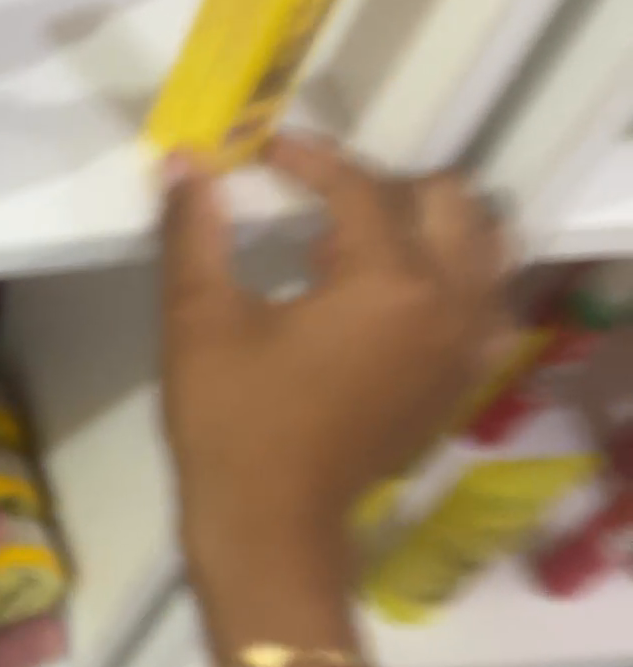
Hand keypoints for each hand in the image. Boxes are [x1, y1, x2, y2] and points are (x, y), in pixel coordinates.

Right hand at [160, 136, 506, 595]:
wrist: (266, 515)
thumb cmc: (227, 416)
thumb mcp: (197, 321)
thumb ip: (194, 235)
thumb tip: (183, 164)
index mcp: (388, 282)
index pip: (362, 189)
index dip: (310, 160)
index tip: (263, 151)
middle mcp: (453, 300)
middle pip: (446, 201)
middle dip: (375, 186)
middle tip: (308, 203)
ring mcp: (469, 343)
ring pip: (483, 244)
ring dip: (424, 224)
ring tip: (352, 242)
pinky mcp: (460, 377)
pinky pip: (484, 296)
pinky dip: (445, 273)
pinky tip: (386, 297)